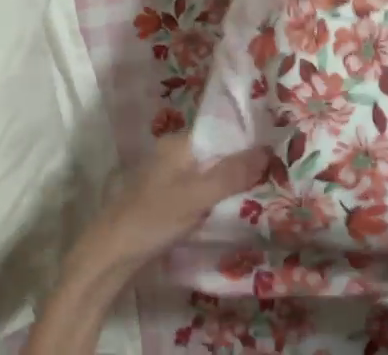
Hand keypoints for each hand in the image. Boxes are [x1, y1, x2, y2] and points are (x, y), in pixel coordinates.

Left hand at [23, 135, 267, 354]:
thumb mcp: (196, 196)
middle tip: (278, 174)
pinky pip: (200, 193)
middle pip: (216, 153)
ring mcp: (168, 179)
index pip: (220, 131)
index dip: (247, 139)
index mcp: (178, 143)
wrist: (109, 257)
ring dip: (231, 184)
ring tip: (265, 192)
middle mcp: (173, 155)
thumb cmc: (152, 219)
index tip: (278, 149)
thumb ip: (231, 174)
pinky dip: (216, 199)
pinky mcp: (166, 202)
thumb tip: (267, 150)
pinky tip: (234, 210)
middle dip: (242, 164)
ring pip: (209, 175)